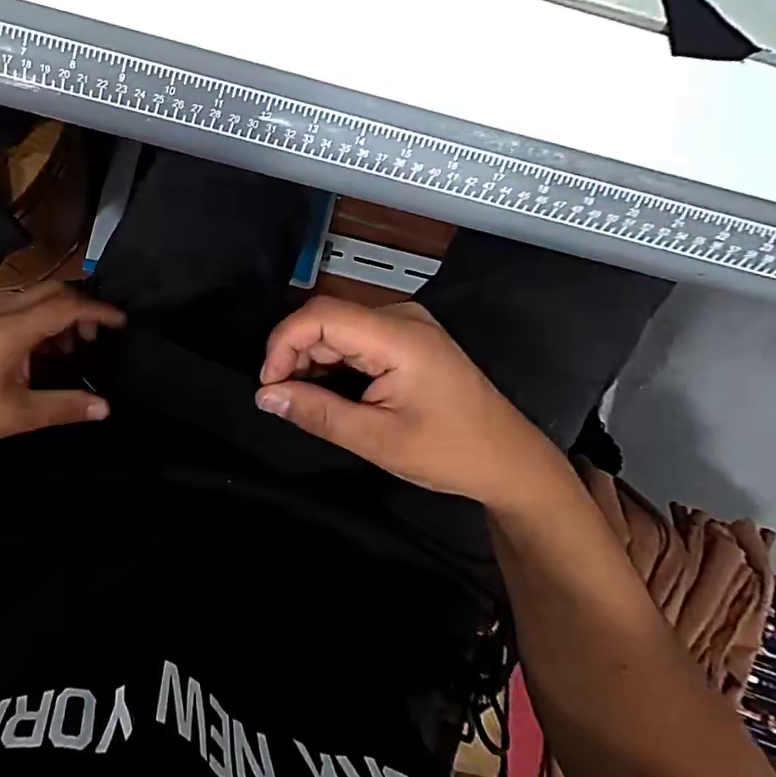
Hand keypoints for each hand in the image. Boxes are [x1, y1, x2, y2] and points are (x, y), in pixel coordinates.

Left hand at [0, 282, 124, 478]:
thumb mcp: (17, 415)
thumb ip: (64, 406)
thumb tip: (105, 406)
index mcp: (14, 329)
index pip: (67, 305)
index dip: (99, 310)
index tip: (123, 322)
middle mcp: (2, 313)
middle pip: (53, 291)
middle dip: (82, 307)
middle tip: (99, 336)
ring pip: (36, 300)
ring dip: (61, 315)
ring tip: (74, 348)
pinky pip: (21, 312)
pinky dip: (43, 324)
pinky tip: (45, 355)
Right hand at [254, 296, 570, 509]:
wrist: (510, 461)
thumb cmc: (451, 452)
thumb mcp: (376, 439)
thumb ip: (316, 413)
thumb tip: (265, 396)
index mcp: (399, 337)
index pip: (321, 315)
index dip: (283, 342)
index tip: (268, 383)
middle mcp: (402, 318)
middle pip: (327, 319)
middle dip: (294, 355)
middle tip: (280, 397)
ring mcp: (406, 325)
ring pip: (337, 328)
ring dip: (311, 360)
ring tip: (303, 399)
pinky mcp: (406, 338)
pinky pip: (355, 338)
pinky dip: (333, 362)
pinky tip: (327, 390)